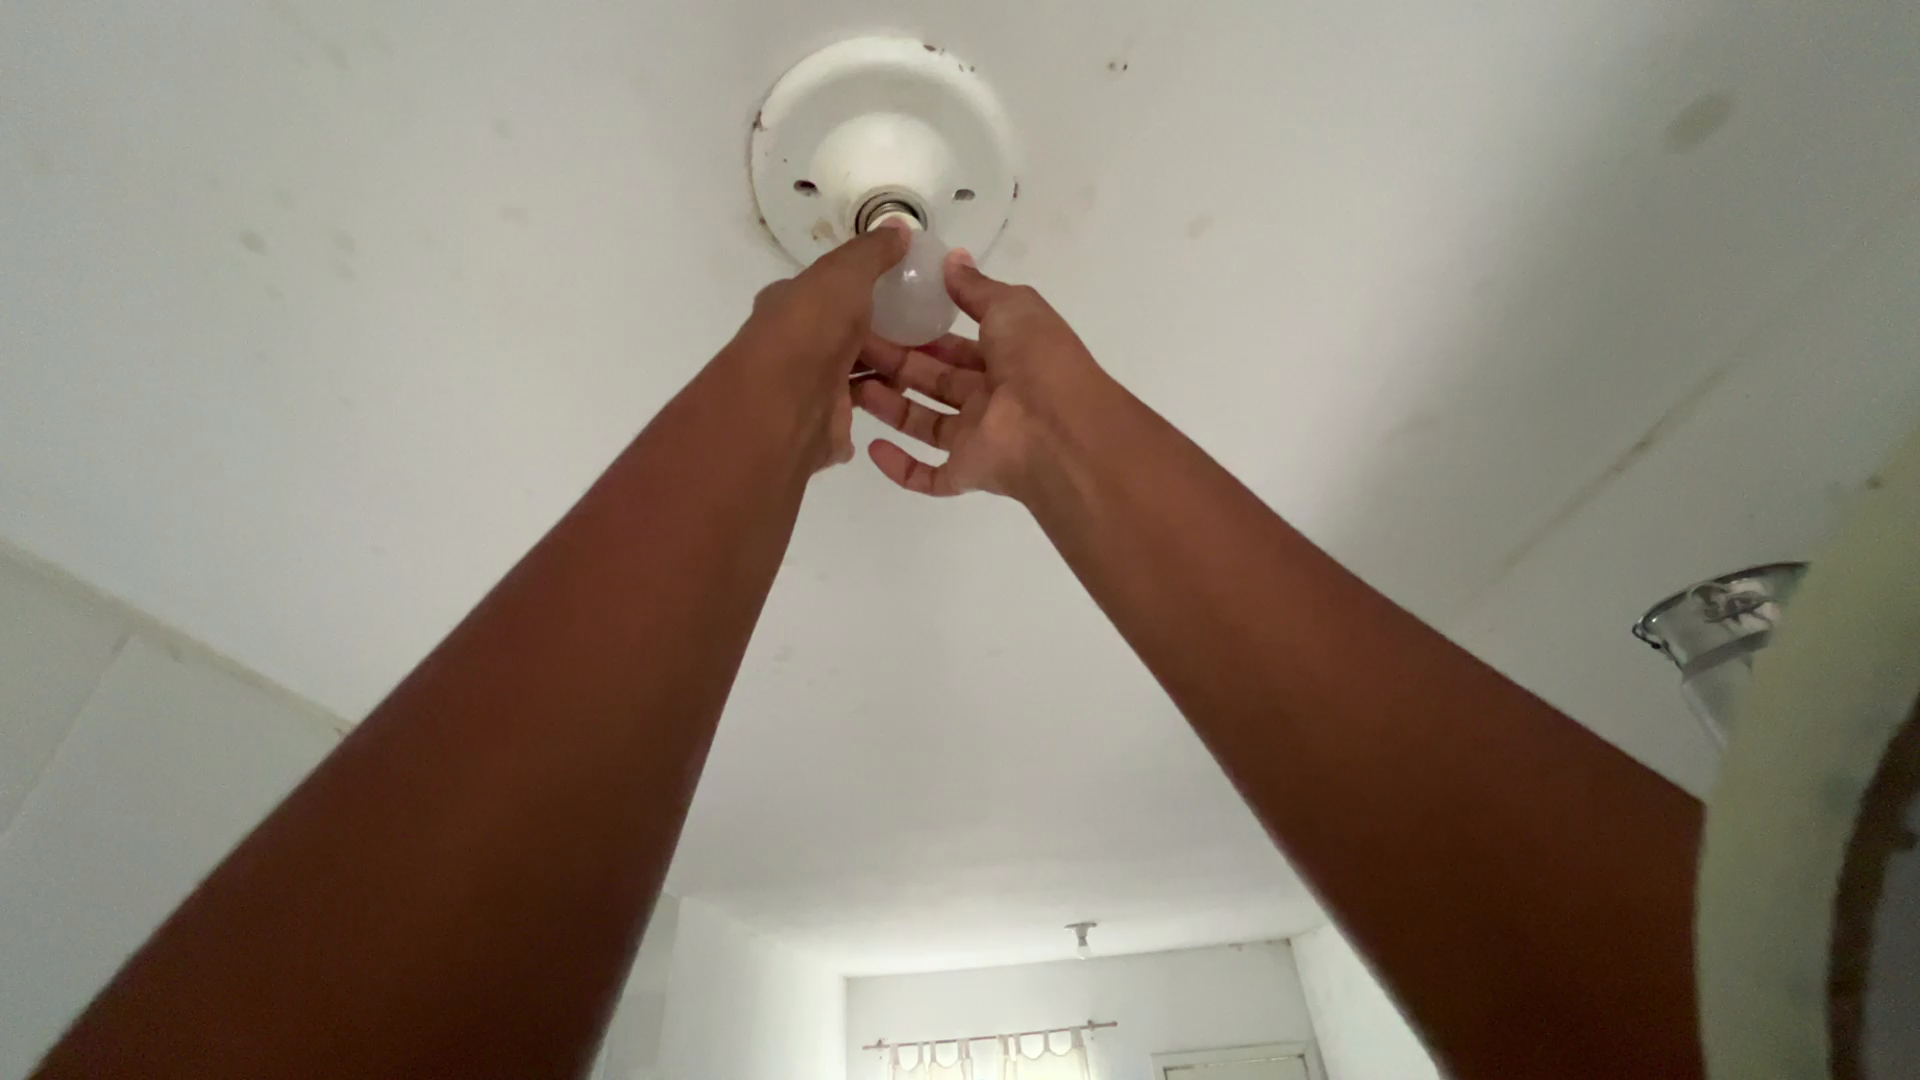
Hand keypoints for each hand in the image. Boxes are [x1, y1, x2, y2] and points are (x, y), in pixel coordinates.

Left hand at [728, 224, 908, 469]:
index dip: (858, 287)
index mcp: (790, 304)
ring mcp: (810, 385)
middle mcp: (796, 344)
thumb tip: (900, 227)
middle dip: (879, 330)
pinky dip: (881, 398)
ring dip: (885, 366)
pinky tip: (908, 392)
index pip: (826, 291)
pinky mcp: (828, 420)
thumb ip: (872, 253)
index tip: (897, 287)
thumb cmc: (811, 329)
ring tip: (926, 359)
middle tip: (922, 326)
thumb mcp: (844, 274)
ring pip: (855, 370)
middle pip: (844, 332)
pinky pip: (860, 405)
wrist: (789, 405)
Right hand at [855, 251, 1104, 496]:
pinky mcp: (968, 474)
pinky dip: (901, 468)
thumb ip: (977, 288)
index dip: (922, 333)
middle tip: (852, 348)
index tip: (883, 320)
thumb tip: (953, 259)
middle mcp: (991, 400)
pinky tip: (872, 448)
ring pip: (925, 423)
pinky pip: (931, 477)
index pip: (956, 347)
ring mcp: (979, 440)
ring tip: (851, 386)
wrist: (1059, 428)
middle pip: (935, 382)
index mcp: (1006, 359)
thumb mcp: (1011, 306)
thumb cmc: (1037, 360)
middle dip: (895, 364)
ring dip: (889, 406)